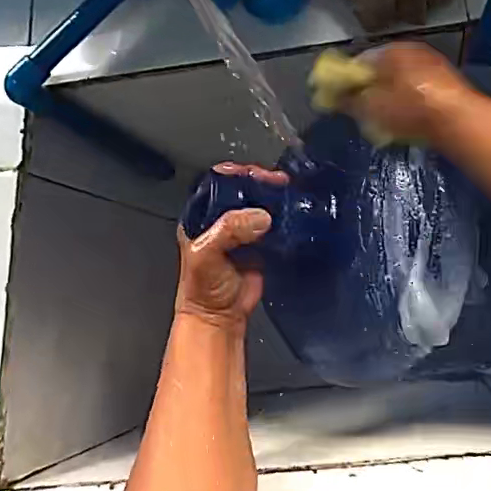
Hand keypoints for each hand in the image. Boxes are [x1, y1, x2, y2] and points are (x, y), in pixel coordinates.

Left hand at [174, 163, 286, 330]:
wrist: (220, 318)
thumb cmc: (202, 290)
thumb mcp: (206, 254)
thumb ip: (228, 230)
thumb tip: (260, 217)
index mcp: (201, 217)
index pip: (217, 185)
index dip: (234, 174)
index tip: (250, 172)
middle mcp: (221, 221)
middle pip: (243, 191)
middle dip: (259, 182)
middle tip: (273, 180)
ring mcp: (243, 233)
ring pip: (260, 205)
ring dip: (274, 197)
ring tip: (285, 191)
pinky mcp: (261, 245)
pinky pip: (275, 225)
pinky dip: (284, 218)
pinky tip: (290, 212)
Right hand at [349, 41, 478, 146]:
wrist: (458, 120)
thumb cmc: (409, 110)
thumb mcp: (371, 109)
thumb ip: (349, 101)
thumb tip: (334, 97)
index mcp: (389, 50)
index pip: (358, 61)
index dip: (347, 81)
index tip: (342, 99)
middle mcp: (411, 48)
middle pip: (382, 68)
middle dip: (371, 88)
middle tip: (364, 110)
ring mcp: (432, 61)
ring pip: (401, 77)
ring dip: (392, 94)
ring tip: (387, 118)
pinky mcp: (447, 79)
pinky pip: (419, 86)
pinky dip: (410, 99)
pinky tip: (409, 118)